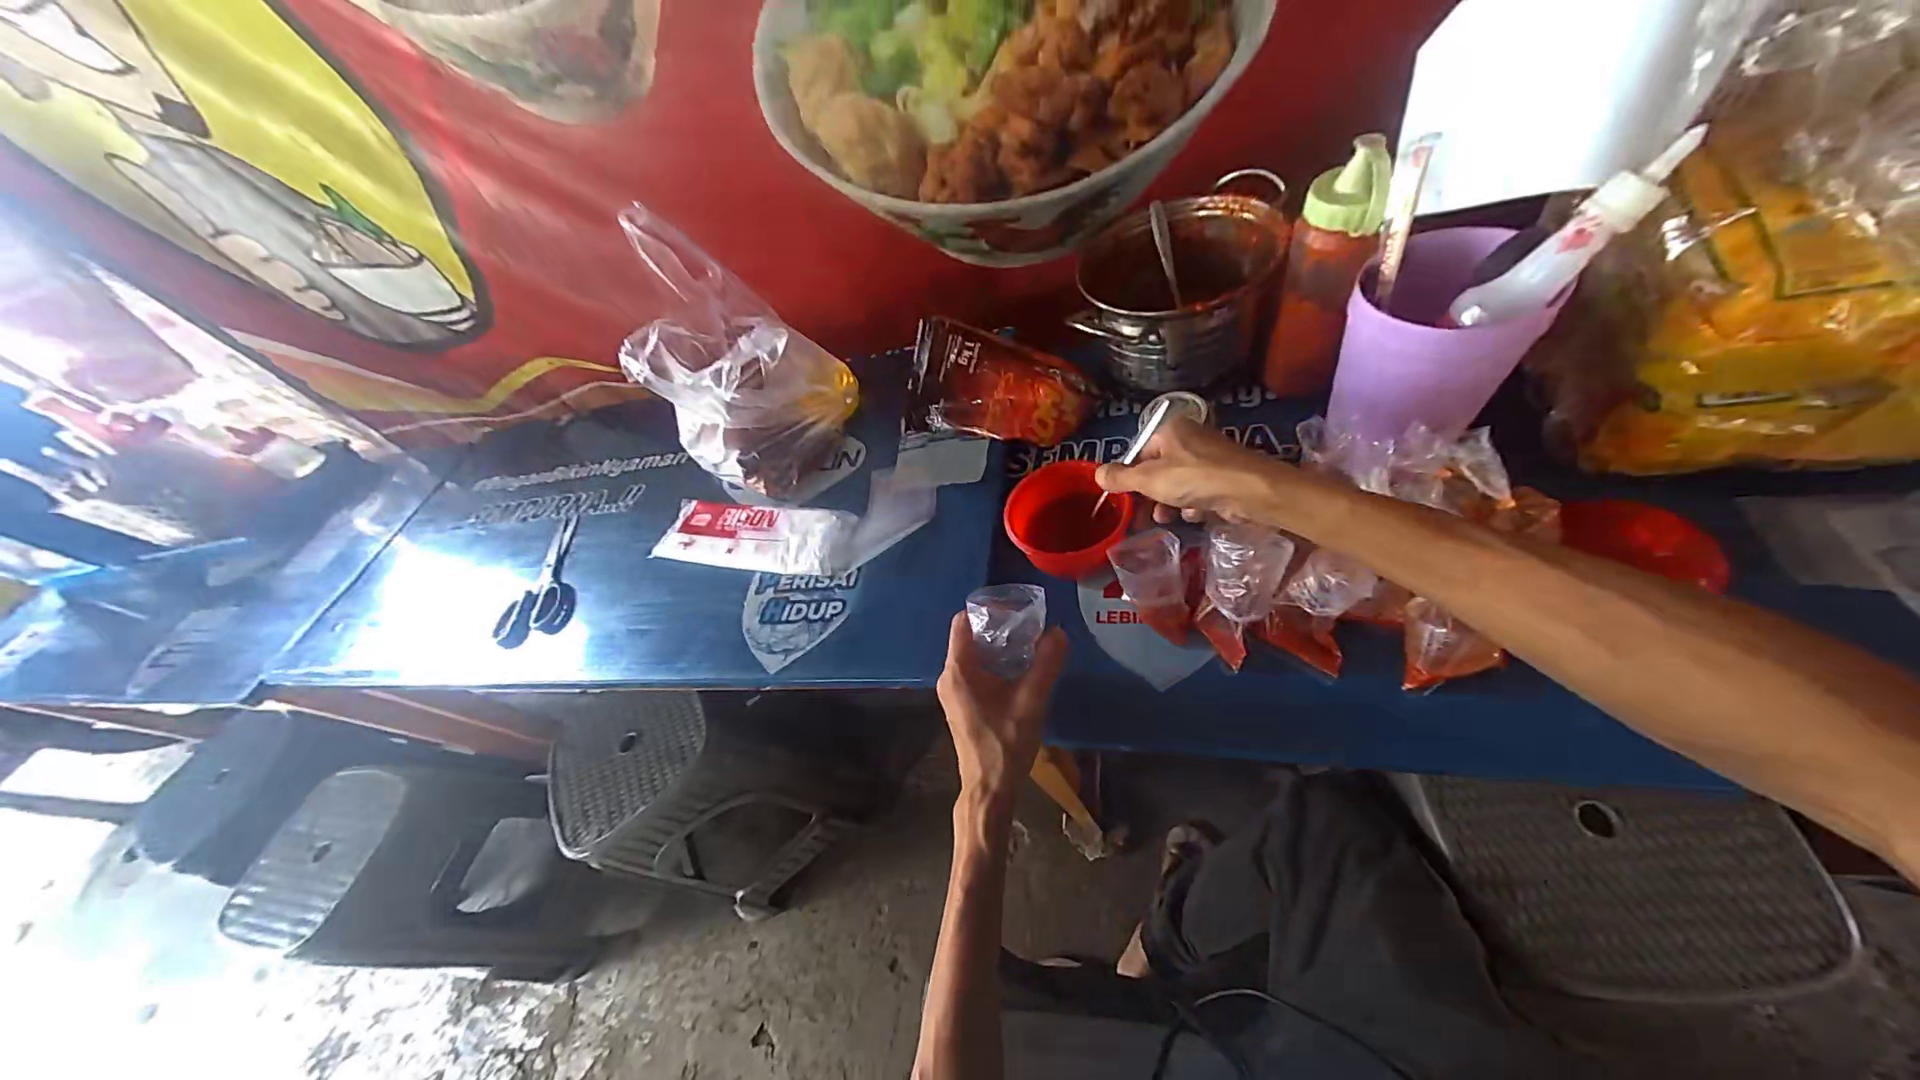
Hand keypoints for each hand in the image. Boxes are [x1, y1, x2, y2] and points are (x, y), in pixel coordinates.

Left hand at [936, 613, 1067, 809]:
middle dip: (996, 628)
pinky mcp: (961, 706)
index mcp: (958, 670)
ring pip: (971, 657)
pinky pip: (973, 673)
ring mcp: (953, 693)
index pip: (962, 622)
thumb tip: (1058, 632)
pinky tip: (1017, 673)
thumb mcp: (1032, 700)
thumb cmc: (1006, 742)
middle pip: (968, 638)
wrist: (989, 788)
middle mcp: (949, 678)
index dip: (986, 609)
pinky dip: (992, 666)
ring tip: (1027, 645)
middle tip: (1027, 624)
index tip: (1014, 608)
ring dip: (996, 648)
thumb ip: (1046, 663)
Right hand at [1095, 417, 1286, 525]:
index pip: (1139, 453)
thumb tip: (1096, 474)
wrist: (1251, 491)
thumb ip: (1121, 478)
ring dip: (1171, 503)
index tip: (1126, 500)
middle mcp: (1191, 437)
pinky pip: (1201, 491)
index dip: (1130, 478)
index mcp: (1170, 429)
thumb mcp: (1149, 480)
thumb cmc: (1195, 479)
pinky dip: (1195, 504)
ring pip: (1179, 483)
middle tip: (1145, 515)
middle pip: (1159, 470)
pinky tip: (1197, 514)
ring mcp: (1211, 456)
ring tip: (1169, 518)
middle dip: (1151, 495)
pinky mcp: (1227, 476)